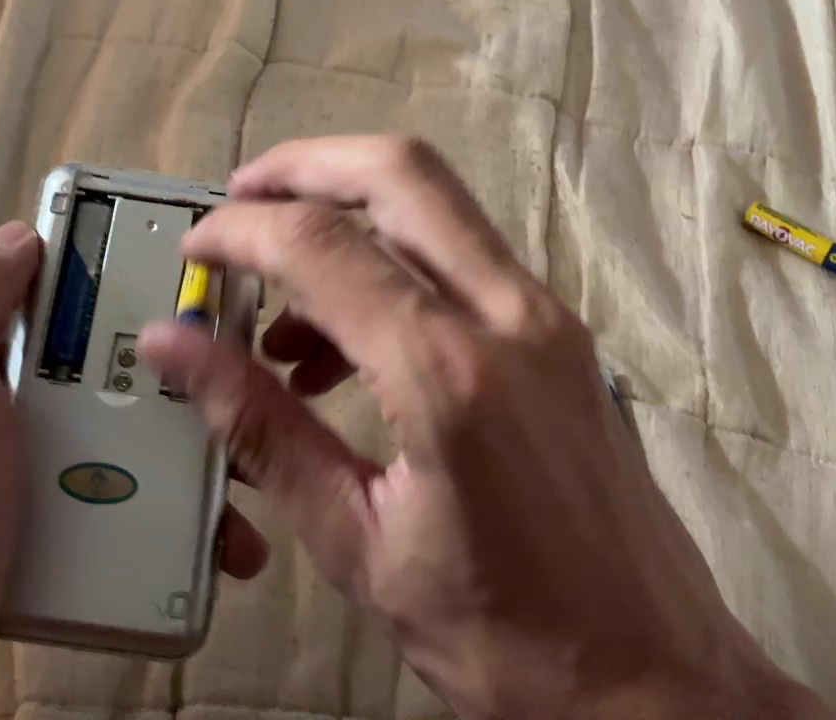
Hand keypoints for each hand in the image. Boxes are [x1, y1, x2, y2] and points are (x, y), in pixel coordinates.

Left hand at [0, 221, 271, 719]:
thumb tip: (16, 236)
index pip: (33, 306)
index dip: (100, 292)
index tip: (171, 300)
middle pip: (85, 381)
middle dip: (156, 390)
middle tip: (218, 401)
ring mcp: (8, 487)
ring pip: (103, 450)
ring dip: (167, 463)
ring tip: (226, 485)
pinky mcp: (33, 542)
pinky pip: (105, 510)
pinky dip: (149, 517)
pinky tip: (194, 539)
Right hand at [139, 137, 833, 719]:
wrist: (653, 673)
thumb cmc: (509, 635)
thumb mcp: (359, 542)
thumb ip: (262, 431)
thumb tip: (182, 353)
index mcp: (450, 375)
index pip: (322, 246)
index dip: (241, 230)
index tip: (196, 250)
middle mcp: (511, 318)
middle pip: (399, 171)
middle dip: (305, 167)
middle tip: (240, 202)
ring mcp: (546, 318)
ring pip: (436, 204)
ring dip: (349, 222)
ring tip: (282, 314)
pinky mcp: (558, 335)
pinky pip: (461, 260)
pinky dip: (392, 267)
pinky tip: (345, 350)